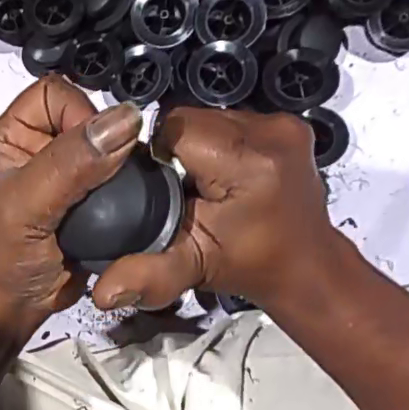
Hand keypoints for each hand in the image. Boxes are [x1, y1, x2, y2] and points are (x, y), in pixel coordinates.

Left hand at [0, 76, 142, 342]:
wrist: (14, 309)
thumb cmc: (1, 261)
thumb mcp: (27, 207)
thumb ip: (70, 164)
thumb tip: (121, 122)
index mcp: (12, 138)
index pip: (54, 93)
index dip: (79, 112)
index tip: (94, 148)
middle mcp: (38, 150)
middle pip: (87, 116)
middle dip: (105, 141)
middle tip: (107, 177)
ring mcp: (66, 176)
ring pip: (108, 147)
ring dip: (120, 167)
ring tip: (115, 194)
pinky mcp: (89, 201)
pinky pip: (119, 179)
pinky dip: (126, 188)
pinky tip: (121, 205)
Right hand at [92, 106, 351, 312]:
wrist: (306, 268)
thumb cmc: (253, 265)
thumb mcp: (192, 268)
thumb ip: (147, 273)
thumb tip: (102, 292)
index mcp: (248, 163)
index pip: (173, 127)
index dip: (154, 154)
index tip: (159, 187)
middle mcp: (271, 133)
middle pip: (190, 118)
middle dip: (175, 150)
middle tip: (179, 190)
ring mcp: (284, 125)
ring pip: (209, 116)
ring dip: (195, 146)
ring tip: (200, 184)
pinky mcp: (288, 125)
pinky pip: (231, 121)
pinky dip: (218, 144)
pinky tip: (220, 174)